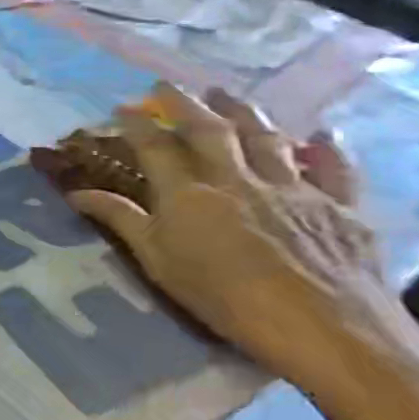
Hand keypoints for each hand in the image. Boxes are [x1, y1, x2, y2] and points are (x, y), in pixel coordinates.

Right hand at [67, 82, 406, 396]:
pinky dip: (327, 148)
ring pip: (267, 138)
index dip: (136, 123)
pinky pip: (335, 168)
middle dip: (185, 104)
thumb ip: (122, 221)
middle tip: (166, 86)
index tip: (122, 107)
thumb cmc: (225, 298)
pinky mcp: (341, 208)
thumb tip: (77, 192)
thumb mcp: (159, 262)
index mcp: (189, 193)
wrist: (329, 333)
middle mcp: (238, 180)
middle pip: (209, 130)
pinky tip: (320, 133)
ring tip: (227, 94)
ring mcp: (295, 190)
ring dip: (244, 112)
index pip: (155, 146)